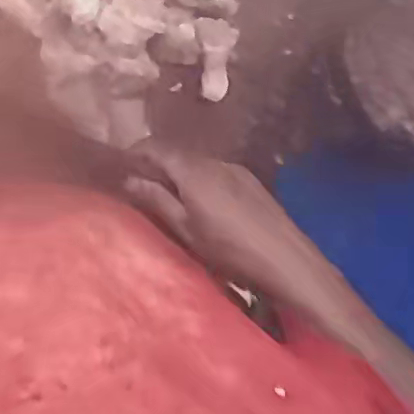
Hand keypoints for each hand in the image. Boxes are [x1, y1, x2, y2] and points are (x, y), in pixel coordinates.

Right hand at [122, 139, 341, 314]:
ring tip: (170, 197)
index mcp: (192, 169)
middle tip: (140, 184)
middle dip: (155, 164)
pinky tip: (203, 204)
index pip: (154, 146)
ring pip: (196, 162)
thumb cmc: (231, 251)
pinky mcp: (252, 183)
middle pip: (176, 152)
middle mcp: (213, 160)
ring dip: (179, 173)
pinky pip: (215, 172)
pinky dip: (200, 180)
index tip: (120, 166)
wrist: (293, 266)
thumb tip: (129, 179)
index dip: (134, 153)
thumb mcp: (186, 230)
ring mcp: (235, 169)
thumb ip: (156, 200)